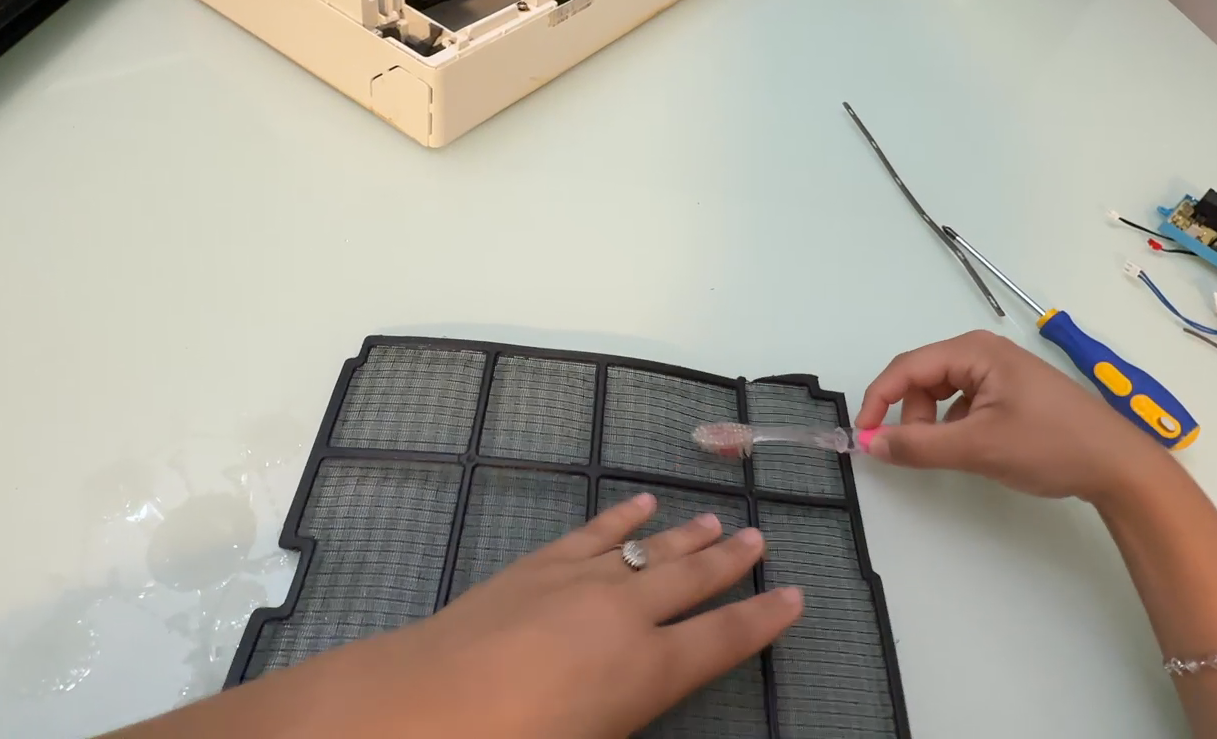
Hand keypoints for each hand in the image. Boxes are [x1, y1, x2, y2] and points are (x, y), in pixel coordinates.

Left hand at [286, 491, 803, 738]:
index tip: (794, 597)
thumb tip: (646, 694)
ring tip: (716, 521)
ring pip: (650, 549)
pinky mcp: (542, 562)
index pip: (723, 641)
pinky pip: (595, 532)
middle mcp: (625, 616)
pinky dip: (622, 517)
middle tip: (760, 540)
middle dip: (731, 562)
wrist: (422, 708)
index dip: (764, 621)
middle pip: (693, 580)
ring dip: (686, 535)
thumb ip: (629, 713)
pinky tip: (641, 504)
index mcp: (645, 672)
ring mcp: (582, 579)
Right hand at [855, 330, 1172, 503]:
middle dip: (910, 414)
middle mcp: (982, 351)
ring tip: (950, 452)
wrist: (1123, 468)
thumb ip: (918, 445)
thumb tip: (870, 444)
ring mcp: (998, 371)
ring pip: (941, 392)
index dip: (878, 400)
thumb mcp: (978, 448)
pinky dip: (954, 424)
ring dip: (932, 421)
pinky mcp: (1010, 391)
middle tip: (914, 450)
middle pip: (922, 378)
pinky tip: (972, 448)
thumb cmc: (1051, 446)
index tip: (863, 435)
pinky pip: (962, 402)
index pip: (906, 367)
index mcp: (974, 350)